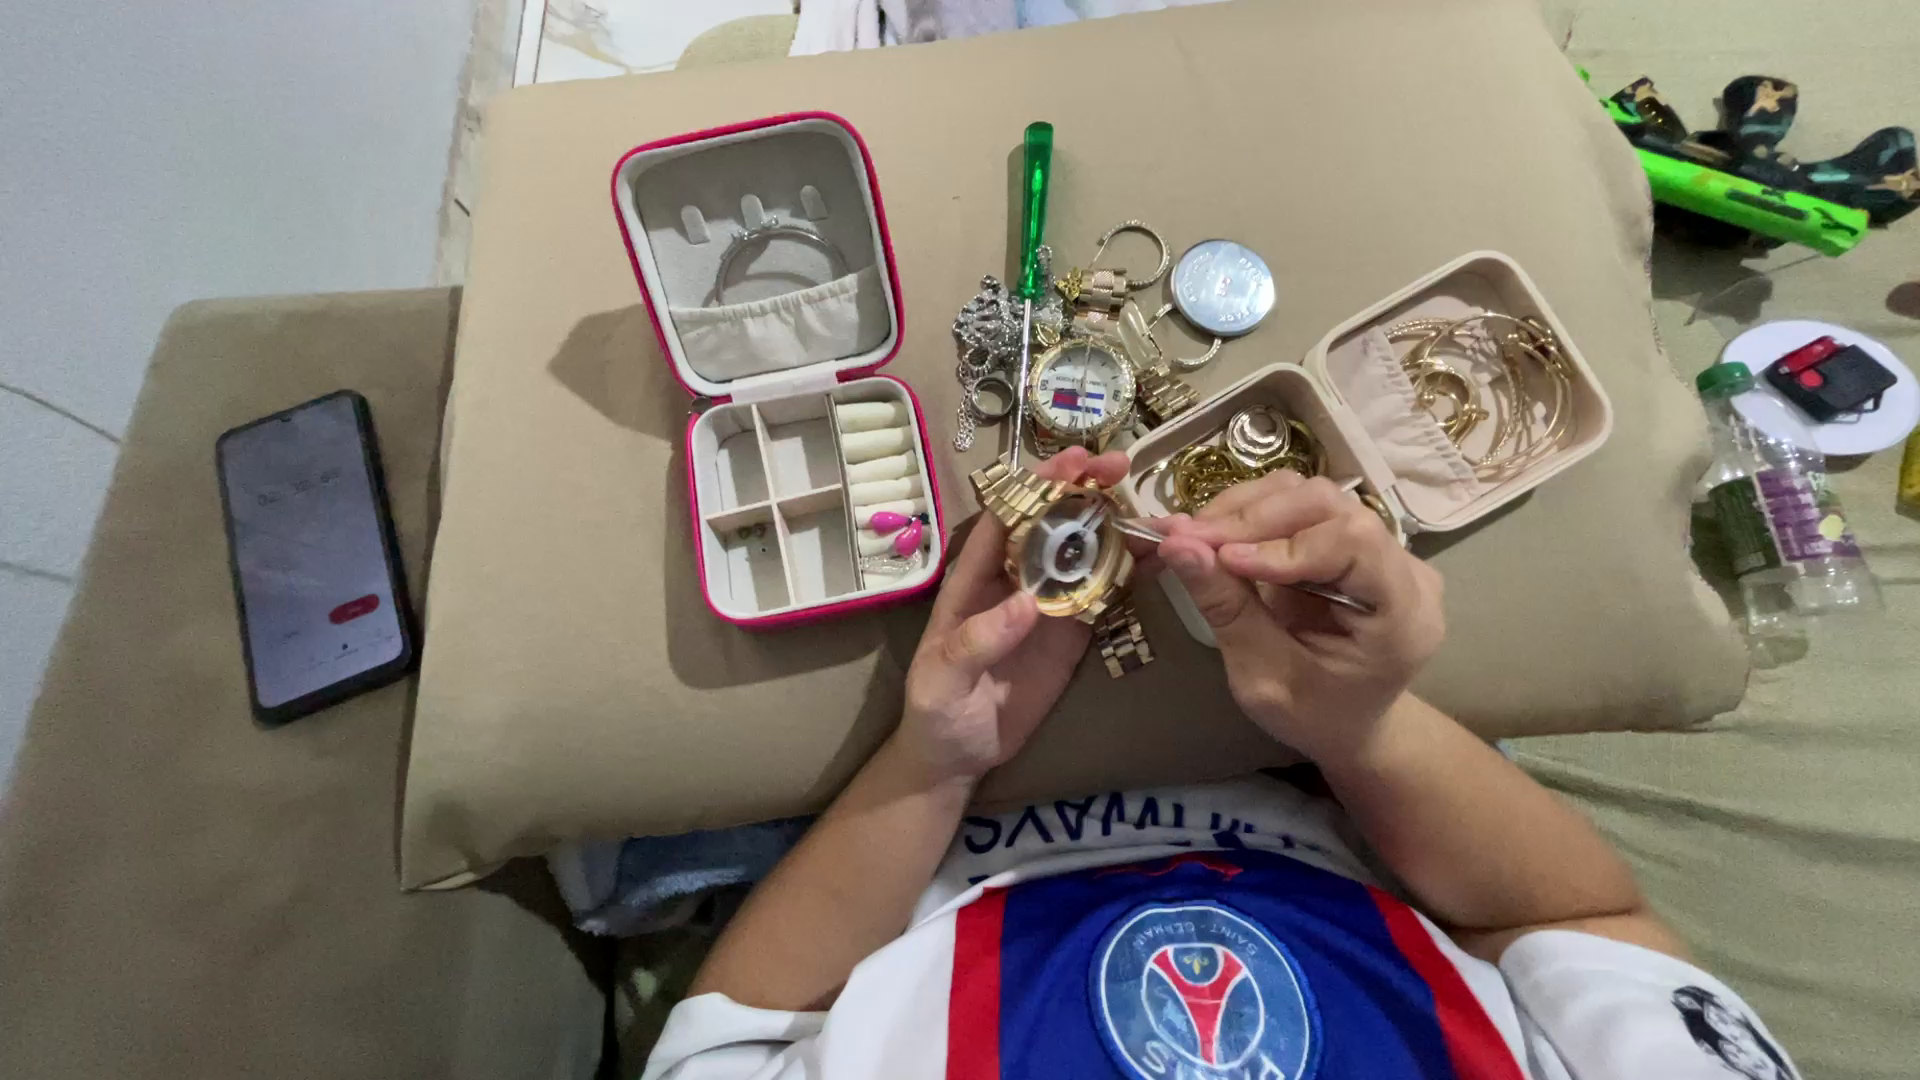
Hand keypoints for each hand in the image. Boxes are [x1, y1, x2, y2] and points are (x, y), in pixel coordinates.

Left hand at [895, 447, 1131, 785]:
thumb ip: (978, 641)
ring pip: (1082, 554)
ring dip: (1114, 528)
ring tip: (1153, 510)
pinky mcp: (1070, 634)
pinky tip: (1159, 560)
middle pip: (1050, 525)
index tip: (1072, 461)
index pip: (1006, 519)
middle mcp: (1013, 581)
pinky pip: (1101, 597)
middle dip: (1082, 492)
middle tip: (1121, 467)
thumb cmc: (936, 711)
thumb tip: (1026, 603)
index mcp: (974, 580)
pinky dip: (1129, 576)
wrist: (957, 756)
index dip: (1037, 486)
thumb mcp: (943, 679)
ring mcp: (1046, 606)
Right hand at [1155, 472, 1443, 764]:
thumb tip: (1176, 546)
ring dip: (1243, 509)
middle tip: (1188, 540)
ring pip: (1306, 494)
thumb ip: (1226, 609)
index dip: (1283, 542)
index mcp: (1400, 614)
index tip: (1222, 559)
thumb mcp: (1261, 676)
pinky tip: (1215, 536)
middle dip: (1251, 517)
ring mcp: (1378, 547)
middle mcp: (1401, 567)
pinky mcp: (1346, 539)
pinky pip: (1297, 507)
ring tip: (1195, 537)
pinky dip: (1248, 513)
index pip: (1353, 542)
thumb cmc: (1311, 713)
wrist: (1346, 724)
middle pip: (1327, 505)